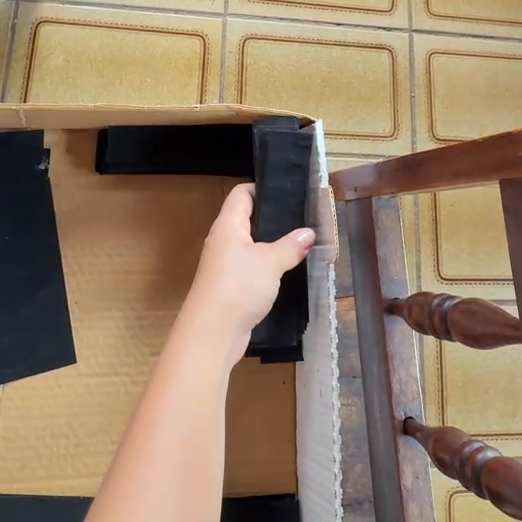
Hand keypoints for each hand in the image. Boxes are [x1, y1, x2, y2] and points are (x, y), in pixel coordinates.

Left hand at [180, 183, 314, 361]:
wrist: (212, 333)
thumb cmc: (238, 286)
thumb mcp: (271, 262)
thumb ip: (291, 245)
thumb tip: (309, 233)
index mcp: (228, 225)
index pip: (242, 194)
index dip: (262, 188)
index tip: (288, 190)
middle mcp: (223, 241)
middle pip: (248, 219)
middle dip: (273, 217)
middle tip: (302, 216)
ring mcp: (225, 265)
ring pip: (251, 246)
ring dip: (272, 245)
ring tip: (301, 241)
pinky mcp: (230, 287)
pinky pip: (251, 268)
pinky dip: (268, 267)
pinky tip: (287, 270)